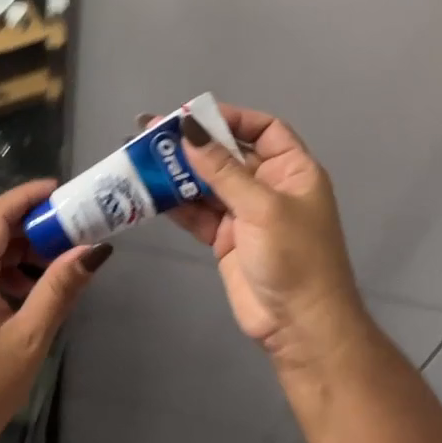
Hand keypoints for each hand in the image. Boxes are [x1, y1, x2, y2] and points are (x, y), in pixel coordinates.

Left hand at [0, 180, 109, 442]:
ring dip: (15, 249)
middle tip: (67, 225)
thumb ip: (59, 289)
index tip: (60, 190)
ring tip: (54, 260)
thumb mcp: (30, 338)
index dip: (26, 197)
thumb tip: (93, 249)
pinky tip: (28, 291)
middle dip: (26, 223)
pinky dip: (2, 271)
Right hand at [162, 104, 366, 367]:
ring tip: (141, 158)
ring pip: (208, 183)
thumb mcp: (261, 207)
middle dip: (193, 145)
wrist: (300, 327)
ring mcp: (246, 214)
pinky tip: (150, 192)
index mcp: (293, 171)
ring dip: (178, 173)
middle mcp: (270, 187)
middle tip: (151, 132)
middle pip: (228, 155)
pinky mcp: (226, 239)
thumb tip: (188, 129)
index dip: (231, 119)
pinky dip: (176, 203)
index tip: (193, 116)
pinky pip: (197, 212)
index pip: (264, 130)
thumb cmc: (295, 258)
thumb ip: (222, 169)